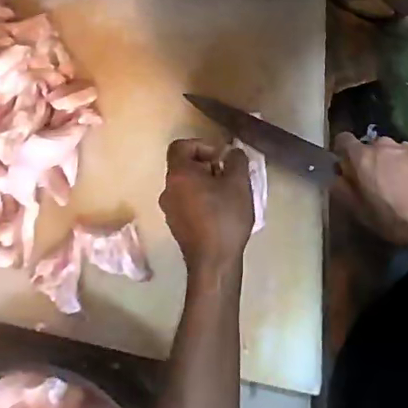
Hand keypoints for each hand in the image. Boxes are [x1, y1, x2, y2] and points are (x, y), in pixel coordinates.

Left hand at [160, 138, 254, 282]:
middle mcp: (168, 190)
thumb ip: (236, 159)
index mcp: (178, 175)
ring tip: (228, 193)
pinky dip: (202, 199)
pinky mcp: (176, 225)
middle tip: (229, 175)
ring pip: (187, 185)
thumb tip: (231, 153)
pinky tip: (221, 210)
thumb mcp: (239, 182)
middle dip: (208, 165)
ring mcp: (169, 210)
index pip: (181, 146)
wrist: (214, 262)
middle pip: (184, 165)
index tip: (221, 158)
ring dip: (206, 183)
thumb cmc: (225, 217)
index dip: (202, 145)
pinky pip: (187, 201)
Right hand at [331, 134, 407, 253]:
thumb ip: (344, 193)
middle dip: (367, 164)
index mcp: (364, 156)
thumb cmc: (403, 219)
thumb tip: (334, 178)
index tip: (345, 173)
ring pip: (390, 153)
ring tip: (398, 193)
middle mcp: (385, 144)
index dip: (341, 155)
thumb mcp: (365, 216)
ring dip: (389, 167)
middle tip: (372, 190)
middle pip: (368, 149)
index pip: (343, 140)